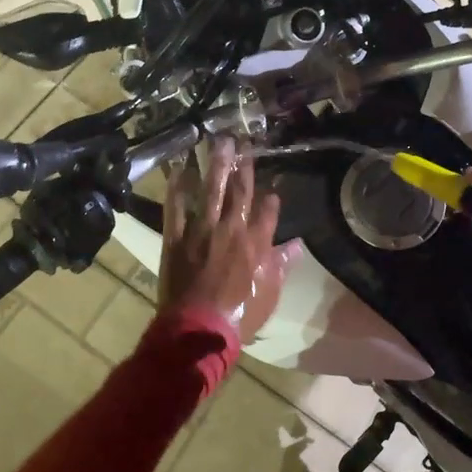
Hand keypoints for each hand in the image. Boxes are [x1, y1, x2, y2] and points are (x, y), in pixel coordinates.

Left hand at [159, 138, 299, 343]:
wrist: (198, 329)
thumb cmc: (238, 317)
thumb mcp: (268, 295)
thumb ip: (280, 266)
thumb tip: (296, 245)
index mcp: (256, 245)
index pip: (267, 213)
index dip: (270, 199)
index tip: (272, 188)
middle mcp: (230, 230)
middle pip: (239, 193)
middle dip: (243, 167)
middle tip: (243, 143)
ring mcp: (201, 230)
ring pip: (211, 191)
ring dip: (216, 165)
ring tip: (219, 143)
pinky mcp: (176, 237)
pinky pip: (175, 207)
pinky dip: (176, 187)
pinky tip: (178, 168)